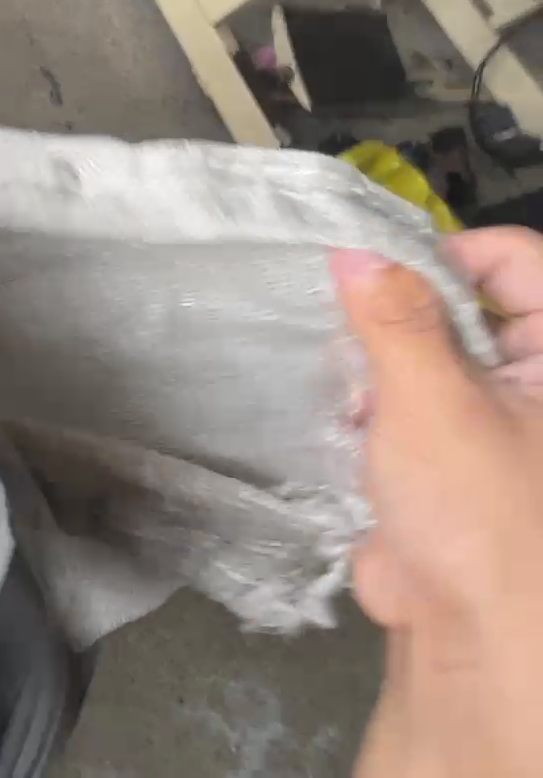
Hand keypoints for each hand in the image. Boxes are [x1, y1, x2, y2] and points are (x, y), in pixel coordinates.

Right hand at [331, 230, 542, 776]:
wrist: (480, 626)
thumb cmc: (479, 511)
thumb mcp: (429, 404)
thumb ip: (393, 321)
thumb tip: (353, 252)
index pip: (511, 261)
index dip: (435, 258)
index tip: (362, 283)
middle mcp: (540, 376)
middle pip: (461, 300)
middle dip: (392, 324)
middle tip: (360, 363)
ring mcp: (503, 409)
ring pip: (423, 345)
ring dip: (376, 368)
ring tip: (361, 411)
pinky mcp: (459, 441)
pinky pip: (405, 388)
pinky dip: (374, 401)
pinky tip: (361, 433)